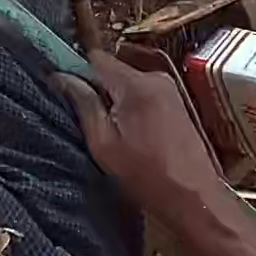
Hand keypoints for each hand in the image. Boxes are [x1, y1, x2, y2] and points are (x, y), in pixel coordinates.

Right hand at [52, 53, 228, 227]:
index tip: (65, 87)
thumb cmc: (146, 176)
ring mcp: (169, 86)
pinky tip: (134, 133)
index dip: (77, 68)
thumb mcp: (104, 145)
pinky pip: (143, 90)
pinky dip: (132, 104)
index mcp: (136, 84)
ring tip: (114, 132)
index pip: (97, 58)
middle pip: (113, 69)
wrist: (195, 197)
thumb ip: (84, 104)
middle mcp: (155, 76)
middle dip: (98, 88)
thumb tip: (61, 76)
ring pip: (128, 81)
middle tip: (91, 120)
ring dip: (115, 98)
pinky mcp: (176, 98)